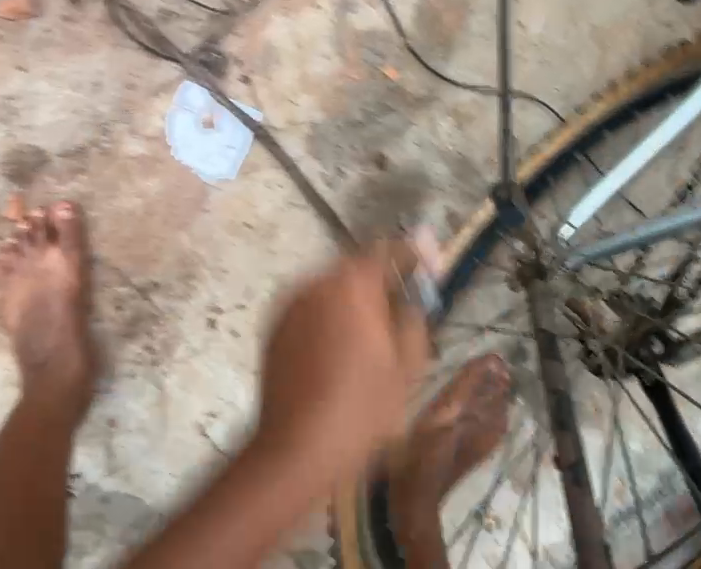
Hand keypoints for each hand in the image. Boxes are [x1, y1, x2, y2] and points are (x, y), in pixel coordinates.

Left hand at [250, 233, 437, 488]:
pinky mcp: (273, 326)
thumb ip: (414, 318)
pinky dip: (325, 318)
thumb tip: (415, 294)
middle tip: (397, 312)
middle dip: (377, 283)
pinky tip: (336, 354)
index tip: (427, 270)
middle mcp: (316, 282)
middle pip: (355, 267)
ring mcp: (289, 303)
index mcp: (353, 286)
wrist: (298, 449)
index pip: (387, 250)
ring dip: (350, 301)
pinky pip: (308, 309)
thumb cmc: (361, 411)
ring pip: (330, 288)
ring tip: (367, 339)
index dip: (411, 257)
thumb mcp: (407, 369)